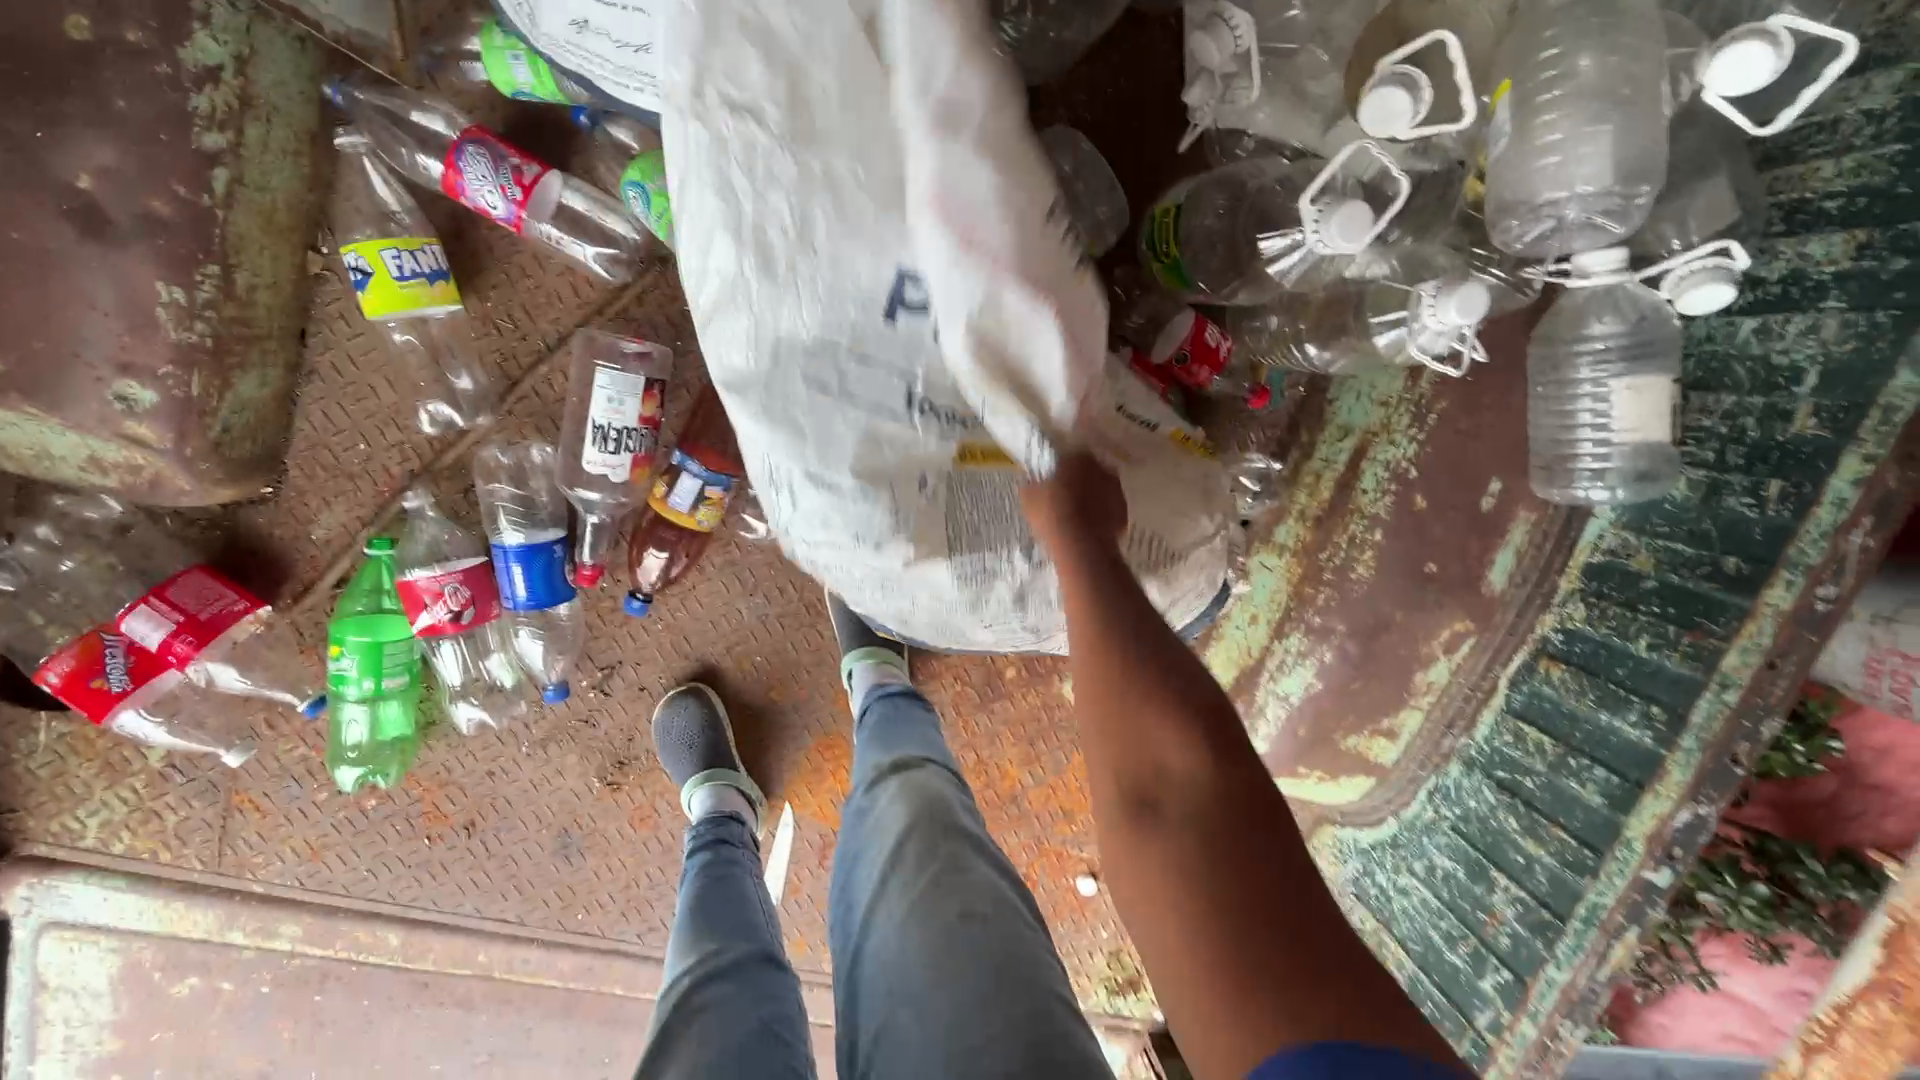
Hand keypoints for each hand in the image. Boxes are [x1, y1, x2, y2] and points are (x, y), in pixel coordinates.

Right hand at [1021, 450, 1126, 555]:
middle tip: (1067, 495)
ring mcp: (1116, 489)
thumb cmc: (1051, 515)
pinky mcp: (1123, 511)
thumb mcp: (1029, 497)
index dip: (1063, 467)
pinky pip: (1110, 508)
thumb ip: (1033, 483)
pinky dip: (1103, 513)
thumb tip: (1033, 479)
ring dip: (1093, 496)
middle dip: (1080, 480)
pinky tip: (1090, 526)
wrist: (1080, 544)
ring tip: (1079, 513)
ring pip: (1102, 488)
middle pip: (1090, 470)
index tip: (1056, 478)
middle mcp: (1100, 468)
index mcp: (1077, 458)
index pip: (1070, 455)